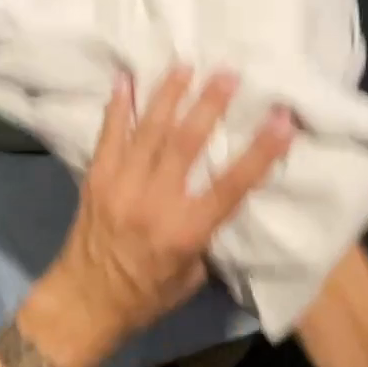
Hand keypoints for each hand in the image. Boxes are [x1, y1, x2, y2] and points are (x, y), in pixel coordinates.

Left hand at [38, 67, 294, 366]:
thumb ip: (208, 234)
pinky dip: (117, 107)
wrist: (84, 301)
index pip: (231, 185)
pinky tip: (125, 80)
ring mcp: (120, 186)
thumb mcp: (192, 276)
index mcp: (185, 231)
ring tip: (184, 65)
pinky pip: (108, 136)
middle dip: (209, 105)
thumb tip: (222, 198)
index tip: (283, 118)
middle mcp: (153, 202)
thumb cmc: (145, 296)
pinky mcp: (96, 180)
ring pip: (148, 131)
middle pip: (186, 144)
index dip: (260, 151)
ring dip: (168, 96)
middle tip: (229, 73)